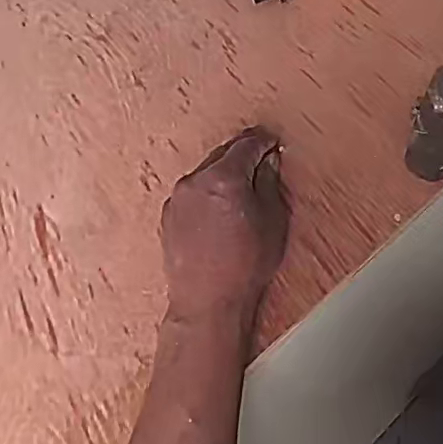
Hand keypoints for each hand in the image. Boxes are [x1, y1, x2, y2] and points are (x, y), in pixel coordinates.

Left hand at [160, 128, 288, 327]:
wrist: (208, 302)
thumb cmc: (244, 266)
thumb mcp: (273, 219)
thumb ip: (269, 182)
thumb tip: (267, 163)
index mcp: (223, 178)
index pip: (247, 146)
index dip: (263, 141)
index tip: (271, 141)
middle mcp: (195, 182)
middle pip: (224, 154)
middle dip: (244, 155)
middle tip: (262, 158)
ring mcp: (178, 199)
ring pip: (206, 173)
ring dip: (225, 173)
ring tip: (243, 187)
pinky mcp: (169, 216)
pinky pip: (193, 192)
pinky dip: (209, 192)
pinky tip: (222, 208)